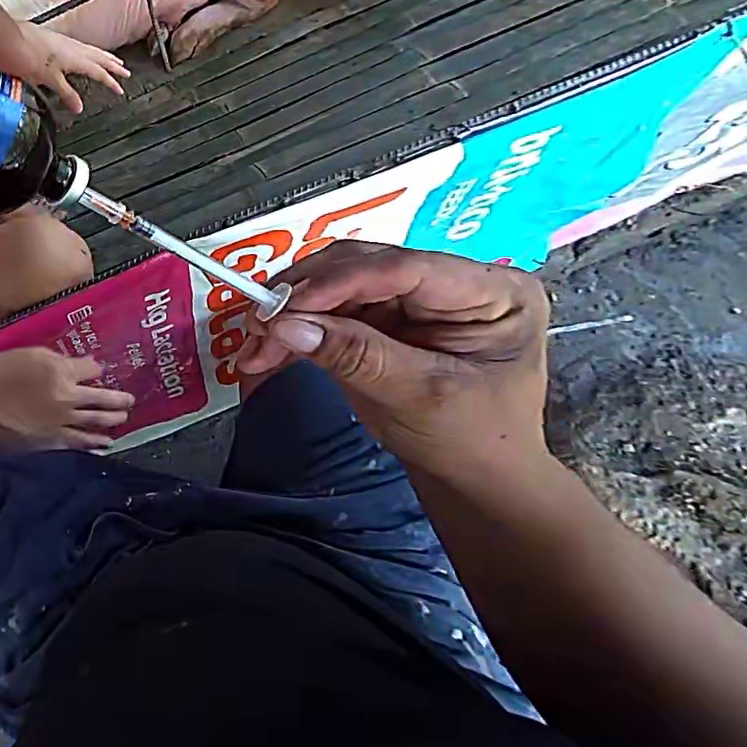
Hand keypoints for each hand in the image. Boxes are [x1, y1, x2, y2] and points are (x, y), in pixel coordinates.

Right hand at [0, 348, 134, 448]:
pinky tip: (102, 445)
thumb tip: (87, 366)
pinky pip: (75, 441)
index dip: (97, 369)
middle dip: (118, 401)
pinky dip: (90, 443)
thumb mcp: (39, 353)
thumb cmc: (9, 366)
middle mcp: (67, 399)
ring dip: (110, 422)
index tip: (100, 370)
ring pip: (92, 423)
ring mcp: (59, 420)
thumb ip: (65, 361)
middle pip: (100, 401)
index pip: (92, 371)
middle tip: (130, 401)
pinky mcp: (49, 435)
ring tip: (123, 420)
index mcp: (64, 375)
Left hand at [18, 22, 128, 113]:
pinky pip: (79, 46)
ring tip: (110, 60)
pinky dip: (88, 52)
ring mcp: (63, 42)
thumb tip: (79, 107)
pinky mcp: (54, 39)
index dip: (110, 81)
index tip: (120, 90)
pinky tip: (82, 54)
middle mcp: (73, 48)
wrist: (7, 37)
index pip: (98, 72)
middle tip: (125, 70)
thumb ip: (66, 92)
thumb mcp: (49, 79)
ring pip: (89, 50)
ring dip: (102, 56)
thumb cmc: (27, 56)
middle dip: (112, 65)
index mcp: (76, 58)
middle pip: (98, 57)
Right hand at [235, 242, 549, 474]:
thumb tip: (287, 326)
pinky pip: (324, 312)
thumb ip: (356, 356)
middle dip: (304, 296)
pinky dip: (293, 332)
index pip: (404, 268)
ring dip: (288, 315)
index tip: (287, 306)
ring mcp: (410, 299)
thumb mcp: (420, 398)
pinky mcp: (379, 317)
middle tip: (260, 323)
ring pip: (332, 286)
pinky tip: (266, 351)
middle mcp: (448, 282)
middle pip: (361, 267)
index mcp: (491, 292)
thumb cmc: (473, 441)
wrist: (473, 479)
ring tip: (255, 345)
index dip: (339, 282)